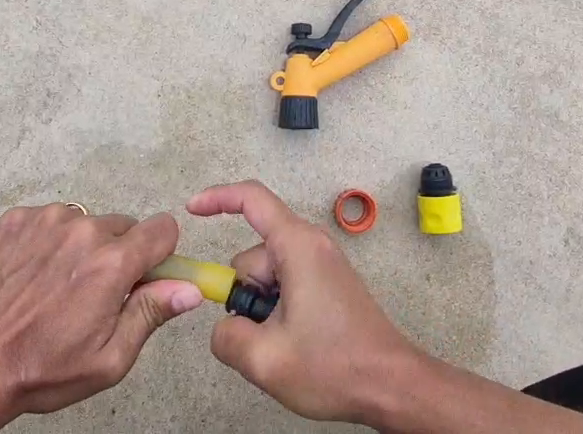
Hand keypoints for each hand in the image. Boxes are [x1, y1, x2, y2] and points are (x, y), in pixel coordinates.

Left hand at [0, 204, 204, 433]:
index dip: (159, 253)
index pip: (163, 228)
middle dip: (116, 254)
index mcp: (111, 263)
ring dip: (79, 246)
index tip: (143, 276)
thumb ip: (151, 313)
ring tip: (53, 286)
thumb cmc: (41, 371)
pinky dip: (44, 242)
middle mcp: (81, 230)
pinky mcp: (13, 221)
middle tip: (90, 293)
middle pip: (122, 226)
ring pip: (84, 222)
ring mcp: (43, 220)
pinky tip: (28, 276)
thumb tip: (190, 287)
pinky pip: (47, 221)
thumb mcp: (108, 360)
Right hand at [188, 181, 424, 424]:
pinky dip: (279, 310)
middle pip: (255, 252)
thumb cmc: (334, 366)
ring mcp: (322, 262)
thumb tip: (224, 326)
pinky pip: (287, 284)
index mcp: (297, 245)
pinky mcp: (328, 281)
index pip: (251, 199)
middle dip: (245, 293)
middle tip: (262, 337)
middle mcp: (311, 243)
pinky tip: (298, 343)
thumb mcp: (265, 359)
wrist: (391, 384)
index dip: (217, 198)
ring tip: (285, 346)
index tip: (191, 210)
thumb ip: (227, 336)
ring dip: (264, 308)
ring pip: (269, 274)